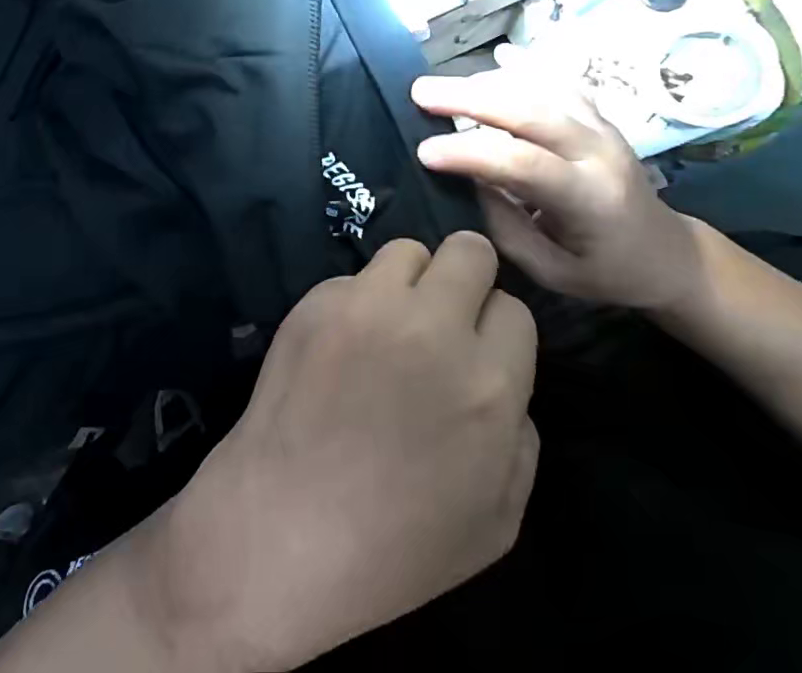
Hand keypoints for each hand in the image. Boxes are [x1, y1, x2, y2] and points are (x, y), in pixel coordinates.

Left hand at [134, 233, 538, 671]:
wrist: (280, 536)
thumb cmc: (395, 549)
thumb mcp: (498, 519)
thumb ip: (520, 438)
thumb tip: (502, 384)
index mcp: (489, 382)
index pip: (514, 309)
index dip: (496, 332)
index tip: (475, 355)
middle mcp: (432, 328)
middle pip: (469, 251)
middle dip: (465, 280)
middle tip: (441, 319)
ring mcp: (366, 309)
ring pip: (408, 252)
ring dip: (409, 283)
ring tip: (389, 326)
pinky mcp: (314, 306)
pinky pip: (350, 281)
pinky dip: (353, 305)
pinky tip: (335, 351)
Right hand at [411, 70, 707, 313]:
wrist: (667, 253)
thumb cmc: (605, 271)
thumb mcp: (550, 271)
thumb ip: (505, 227)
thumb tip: (466, 180)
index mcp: (590, 198)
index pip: (524, 163)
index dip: (471, 153)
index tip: (424, 152)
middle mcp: (600, 151)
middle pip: (532, 110)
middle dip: (471, 98)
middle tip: (420, 93)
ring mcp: (604, 127)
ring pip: (543, 88)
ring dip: (490, 82)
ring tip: (445, 87)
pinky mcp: (600, 117)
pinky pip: (560, 82)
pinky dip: (527, 68)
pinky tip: (500, 58)